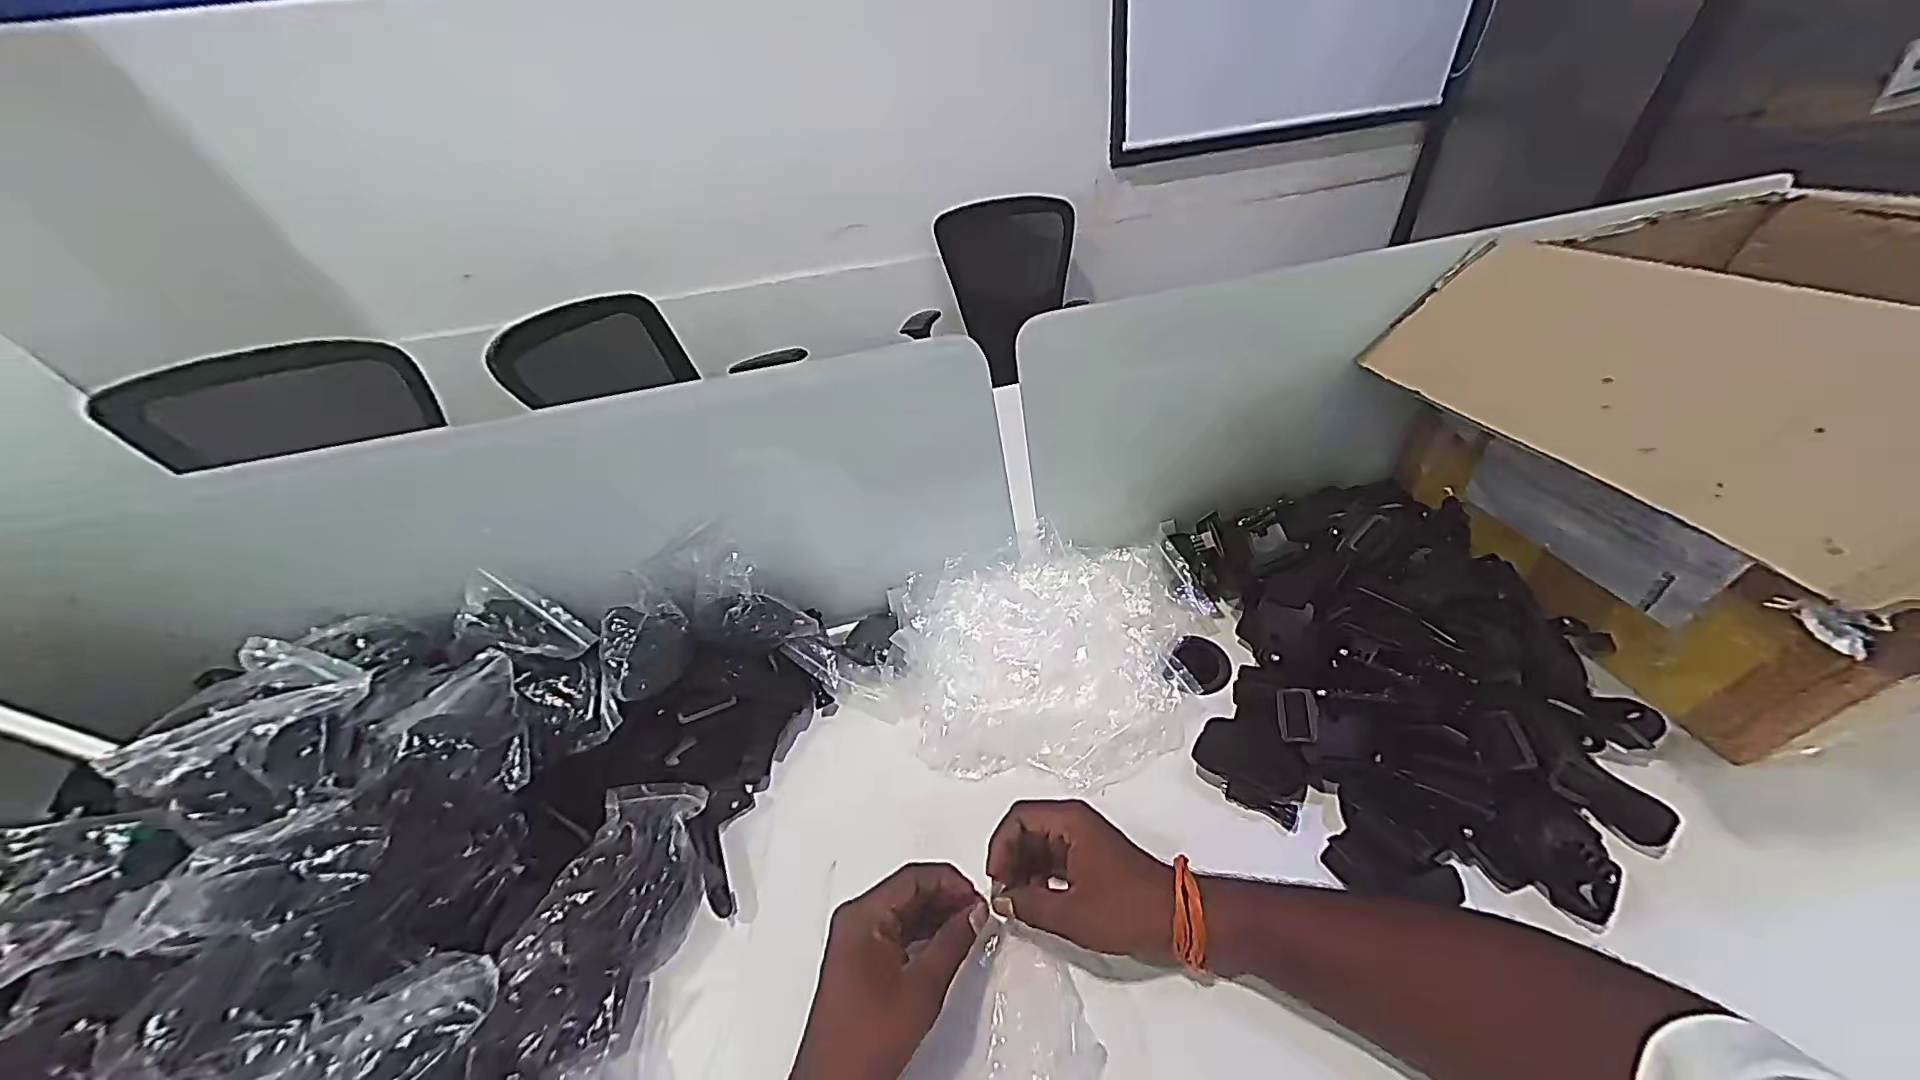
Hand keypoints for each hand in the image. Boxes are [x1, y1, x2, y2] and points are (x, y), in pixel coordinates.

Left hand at [789, 863, 986, 1079]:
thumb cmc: (862, 1043)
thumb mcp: (921, 986)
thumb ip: (952, 941)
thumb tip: (972, 914)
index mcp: (862, 916)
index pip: (913, 878)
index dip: (950, 882)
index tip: (975, 897)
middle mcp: (855, 921)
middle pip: (909, 891)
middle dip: (946, 897)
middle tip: (976, 912)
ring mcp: (856, 940)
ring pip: (905, 910)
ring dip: (937, 916)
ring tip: (967, 928)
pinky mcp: (860, 959)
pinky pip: (897, 930)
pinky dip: (924, 933)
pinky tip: (946, 946)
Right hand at [986, 799, 1175, 964]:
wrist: (1176, 919)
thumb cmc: (1129, 909)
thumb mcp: (1071, 913)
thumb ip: (1028, 905)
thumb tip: (1004, 901)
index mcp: (1070, 821)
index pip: (1019, 818)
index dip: (1001, 846)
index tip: (997, 877)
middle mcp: (1075, 823)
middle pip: (1026, 829)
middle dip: (1010, 860)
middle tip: (1004, 894)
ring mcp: (1083, 840)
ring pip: (1038, 846)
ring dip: (1023, 871)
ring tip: (1017, 904)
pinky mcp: (1089, 859)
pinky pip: (1053, 860)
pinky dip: (1039, 878)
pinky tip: (1036, 903)